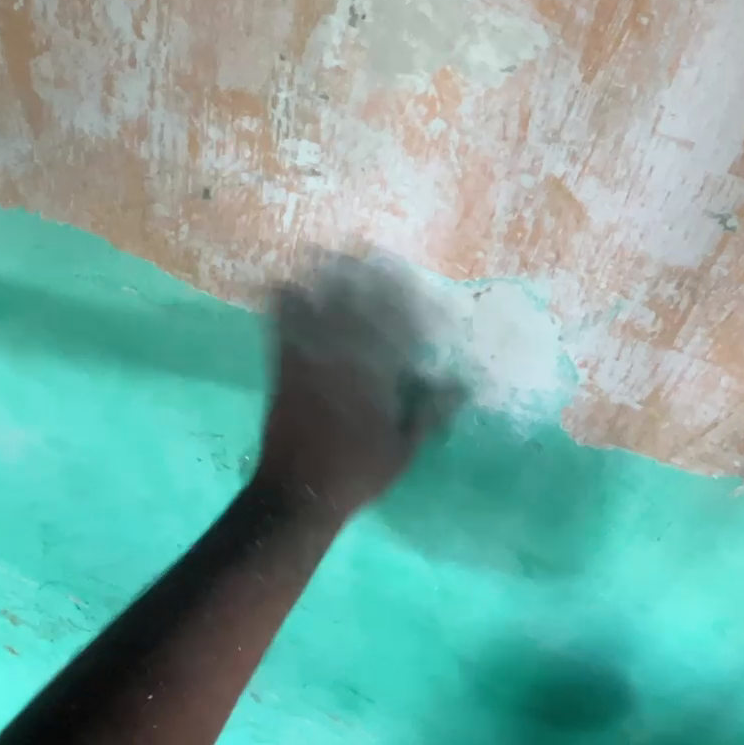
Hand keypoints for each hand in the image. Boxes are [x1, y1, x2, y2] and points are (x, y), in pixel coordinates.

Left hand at [252, 256, 461, 520]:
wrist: (298, 494)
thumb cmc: (356, 473)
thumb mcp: (403, 448)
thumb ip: (430, 412)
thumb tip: (463, 385)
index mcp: (376, 376)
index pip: (395, 324)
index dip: (403, 299)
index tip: (410, 280)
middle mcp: (343, 359)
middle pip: (355, 303)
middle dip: (364, 274)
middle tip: (370, 250)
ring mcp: (309, 360)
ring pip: (317, 307)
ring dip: (322, 279)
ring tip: (328, 250)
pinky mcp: (282, 367)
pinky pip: (280, 327)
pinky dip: (282, 303)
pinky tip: (281, 281)